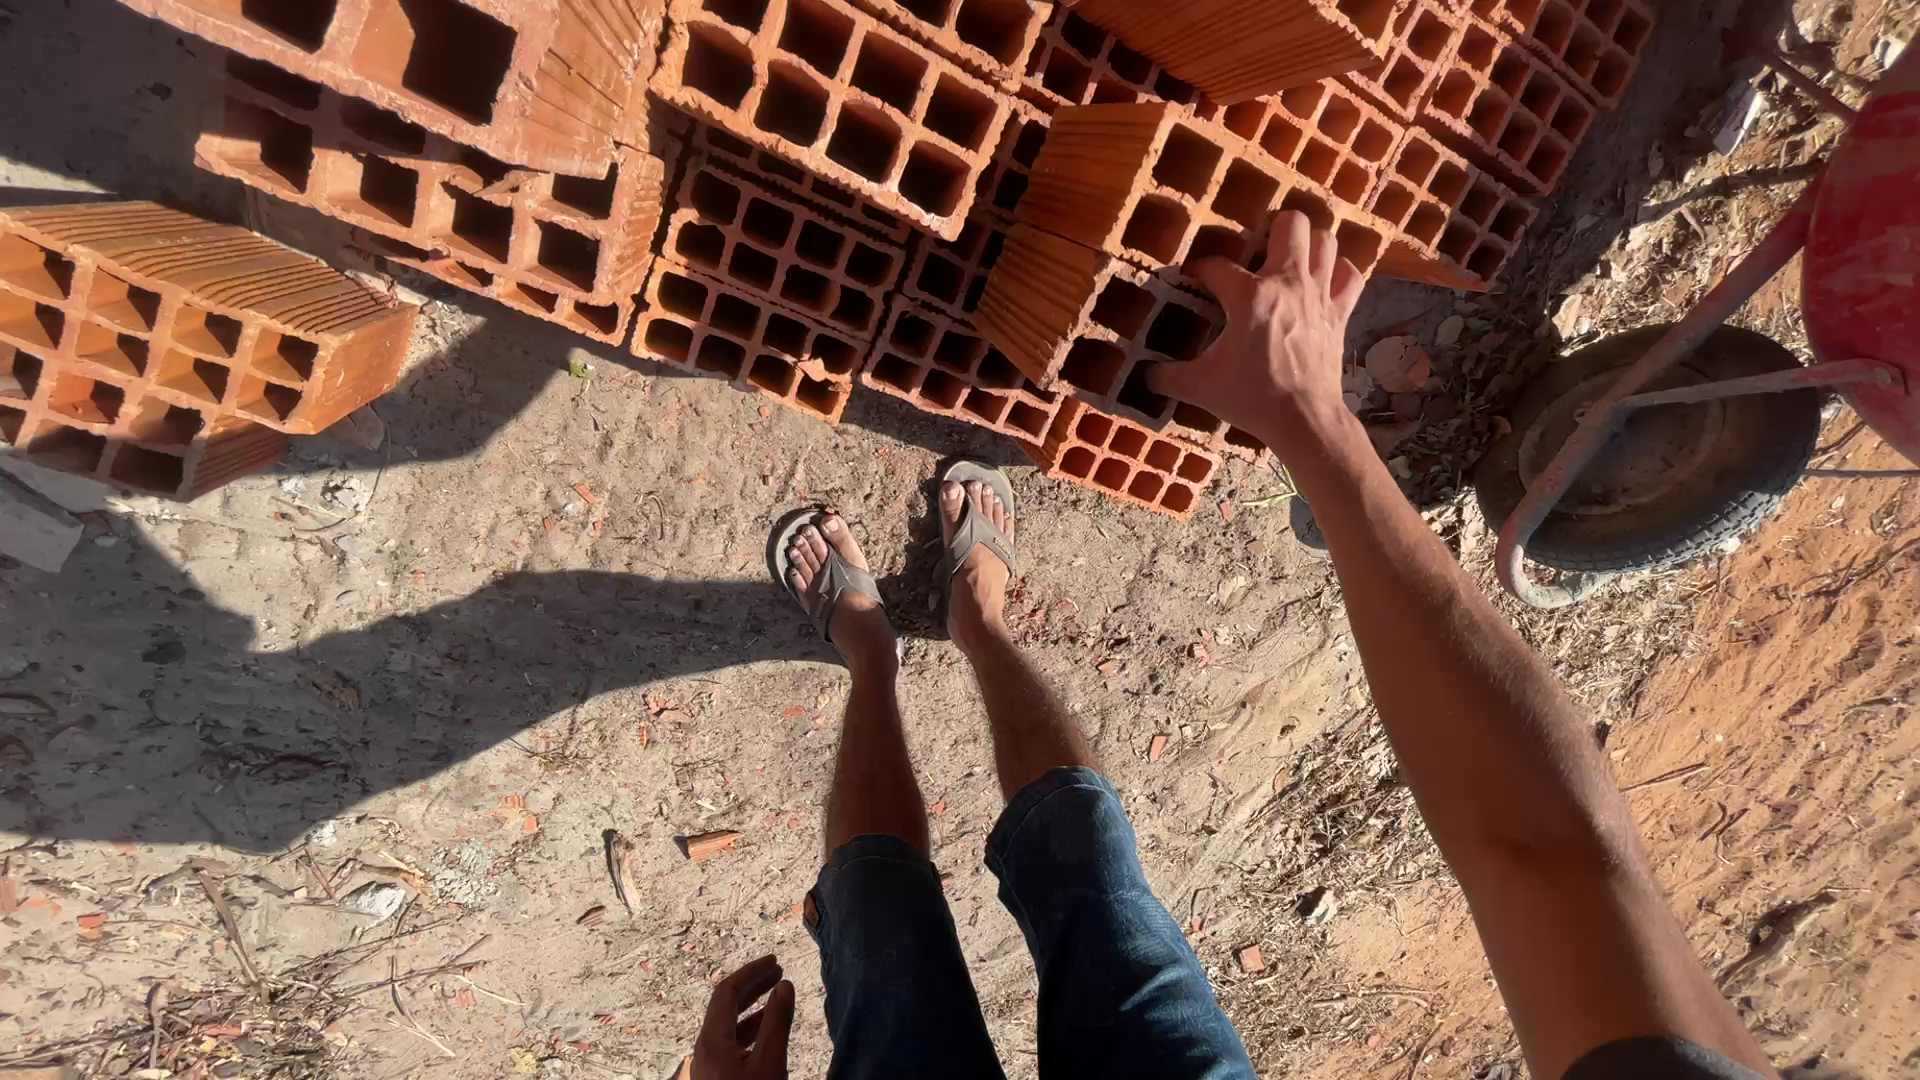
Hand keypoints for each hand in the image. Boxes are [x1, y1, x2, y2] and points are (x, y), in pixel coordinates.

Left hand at [693, 956, 794, 1078]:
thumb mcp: (769, 1062)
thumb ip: (776, 1022)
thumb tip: (784, 985)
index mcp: (712, 1040)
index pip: (727, 991)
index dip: (751, 971)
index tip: (775, 961)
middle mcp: (704, 1049)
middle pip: (725, 1005)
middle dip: (753, 985)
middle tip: (778, 972)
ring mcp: (707, 1065)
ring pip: (728, 1025)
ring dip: (753, 1006)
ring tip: (777, 997)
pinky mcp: (714, 1078)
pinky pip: (730, 1042)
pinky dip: (750, 1027)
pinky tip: (766, 1031)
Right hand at [1148, 211, 1365, 464]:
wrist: (1302, 418)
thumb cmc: (1249, 397)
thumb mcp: (1197, 387)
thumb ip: (1164, 376)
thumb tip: (1142, 372)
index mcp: (1249, 296)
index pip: (1217, 266)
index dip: (1199, 269)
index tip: (1190, 278)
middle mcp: (1288, 283)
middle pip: (1290, 224)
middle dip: (1270, 229)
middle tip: (1255, 250)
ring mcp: (1320, 295)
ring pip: (1324, 241)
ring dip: (1306, 243)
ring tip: (1288, 257)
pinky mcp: (1340, 313)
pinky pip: (1350, 273)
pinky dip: (1338, 270)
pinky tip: (1323, 279)